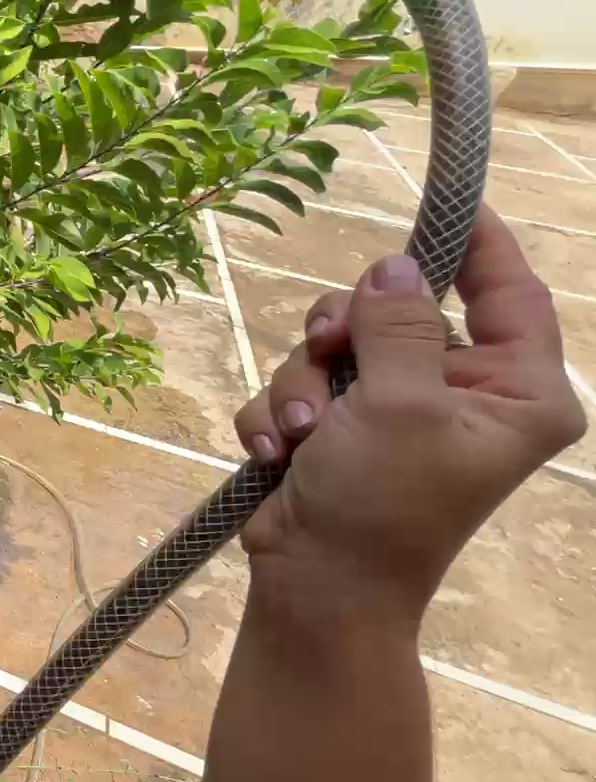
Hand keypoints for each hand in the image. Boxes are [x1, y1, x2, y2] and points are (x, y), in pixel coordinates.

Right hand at [233, 206, 585, 630]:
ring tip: (295, 436)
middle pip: (388, 319)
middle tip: (324, 353)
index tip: (451, 205)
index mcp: (507, 390)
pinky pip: (288, 393)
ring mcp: (382, 413)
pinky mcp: (326, 431)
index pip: (509, 298)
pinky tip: (274, 453)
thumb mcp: (399, 407)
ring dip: (295, 391)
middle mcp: (447, 393)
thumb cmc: (385, 500)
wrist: (317, 576)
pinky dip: (271, 419)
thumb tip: (393, 267)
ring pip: (324, 356)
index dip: (480, 250)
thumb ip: (399, 331)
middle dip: (338, 341)